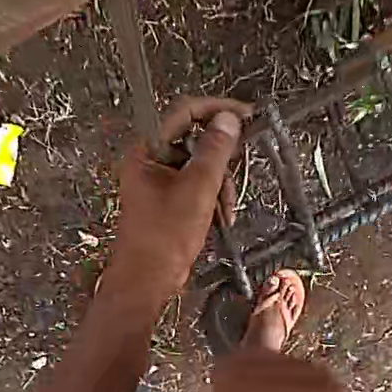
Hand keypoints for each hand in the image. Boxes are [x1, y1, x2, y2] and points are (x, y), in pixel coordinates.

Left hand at [99, 97, 249, 312]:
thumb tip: (228, 120)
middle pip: (196, 144)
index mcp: (147, 152)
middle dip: (220, 165)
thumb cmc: (161, 240)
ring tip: (223, 212)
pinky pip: (197, 190)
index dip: (217, 111)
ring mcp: (158, 184)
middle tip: (232, 180)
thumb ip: (215, 151)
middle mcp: (150, 163)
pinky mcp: (168, 203)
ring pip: (200, 170)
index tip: (244, 115)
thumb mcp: (197, 190)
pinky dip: (211, 202)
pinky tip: (217, 220)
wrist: (146, 281)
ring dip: (219, 188)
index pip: (185, 113)